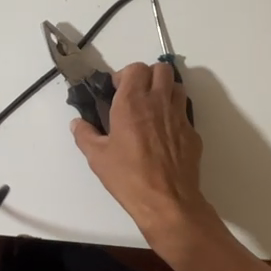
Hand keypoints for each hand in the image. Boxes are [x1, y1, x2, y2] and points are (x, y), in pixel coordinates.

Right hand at [72, 62, 213, 246]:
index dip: (125, 75)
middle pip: (161, 69)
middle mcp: (158, 102)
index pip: (135, 68)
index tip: (117, 91)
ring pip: (177, 86)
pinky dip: (175, 115)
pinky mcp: (193, 134)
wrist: (167, 202)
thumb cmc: (128, 176)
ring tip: (153, 108)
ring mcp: (179, 117)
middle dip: (148, 76)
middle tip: (136, 94)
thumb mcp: (97, 157)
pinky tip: (165, 134)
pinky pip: (185, 113)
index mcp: (132, 102)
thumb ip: (84, 135)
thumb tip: (77, 123)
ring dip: (165, 90)